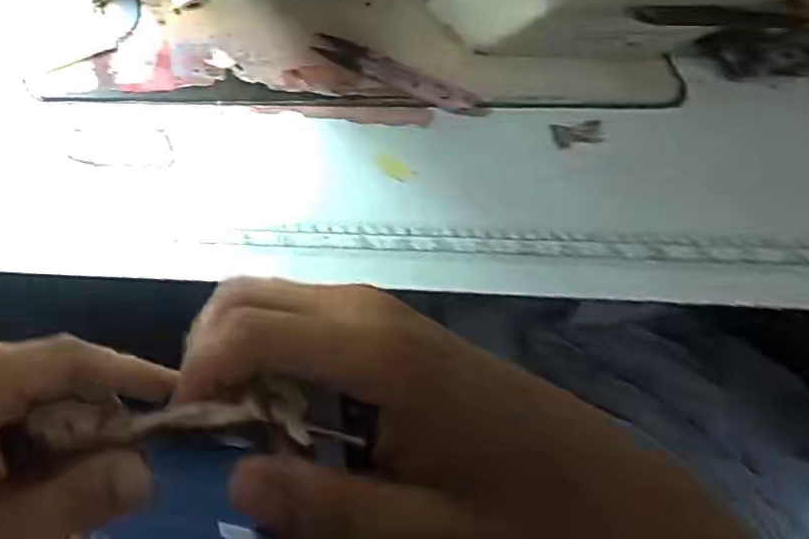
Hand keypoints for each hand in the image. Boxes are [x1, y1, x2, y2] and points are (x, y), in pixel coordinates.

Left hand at [0, 334, 175, 538]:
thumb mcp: (2, 533)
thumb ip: (78, 499)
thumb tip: (149, 470)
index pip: (73, 358)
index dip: (130, 371)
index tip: (181, 389)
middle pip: (62, 372)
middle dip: (105, 412)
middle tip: (151, 451)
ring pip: (46, 390)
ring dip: (79, 431)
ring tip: (110, 471)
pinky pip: (23, 405)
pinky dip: (50, 438)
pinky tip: (61, 475)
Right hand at [178, 279, 747, 538]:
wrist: (624, 495)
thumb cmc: (530, 516)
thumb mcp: (432, 534)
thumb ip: (329, 510)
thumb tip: (235, 484)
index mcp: (372, 348)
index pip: (251, 328)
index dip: (202, 368)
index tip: (185, 424)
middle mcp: (360, 306)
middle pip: (246, 293)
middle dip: (207, 346)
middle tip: (204, 417)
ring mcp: (372, 307)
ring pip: (267, 294)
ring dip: (234, 343)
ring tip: (236, 412)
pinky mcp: (381, 321)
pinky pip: (297, 312)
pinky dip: (267, 345)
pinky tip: (283, 401)